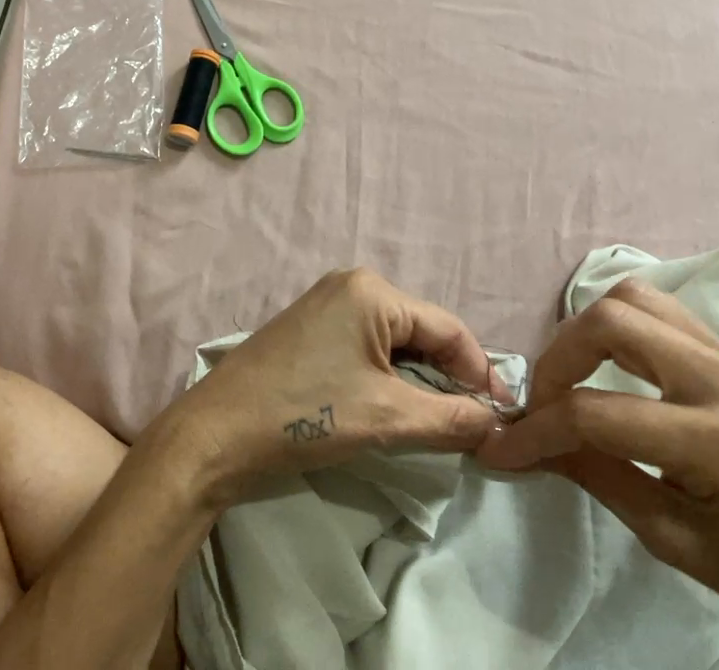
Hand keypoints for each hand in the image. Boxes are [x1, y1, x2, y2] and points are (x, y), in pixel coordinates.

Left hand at [175, 268, 507, 500]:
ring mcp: (325, 305)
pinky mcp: (308, 330)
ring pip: (394, 343)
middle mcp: (351, 285)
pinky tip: (393, 408)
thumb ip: (451, 419)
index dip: (480, 373)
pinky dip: (387, 378)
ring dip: (418, 381)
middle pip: (422, 332)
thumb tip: (497, 424)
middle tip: (471, 423)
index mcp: (373, 291)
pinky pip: (365, 348)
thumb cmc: (306, 415)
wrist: (217, 433)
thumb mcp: (388, 417)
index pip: (448, 329)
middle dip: (448, 378)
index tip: (502, 415)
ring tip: (436, 422)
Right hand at [476, 279, 718, 657]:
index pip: (596, 413)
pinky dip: (621, 329)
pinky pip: (666, 313)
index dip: (537, 429)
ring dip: (588, 332)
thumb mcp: (668, 538)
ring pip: (638, 298)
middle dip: (557, 358)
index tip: (500, 448)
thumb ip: (593, 475)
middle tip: (542, 403)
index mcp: (718, 441)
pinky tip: (611, 370)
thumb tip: (525, 443)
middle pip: (613, 319)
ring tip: (572, 380)